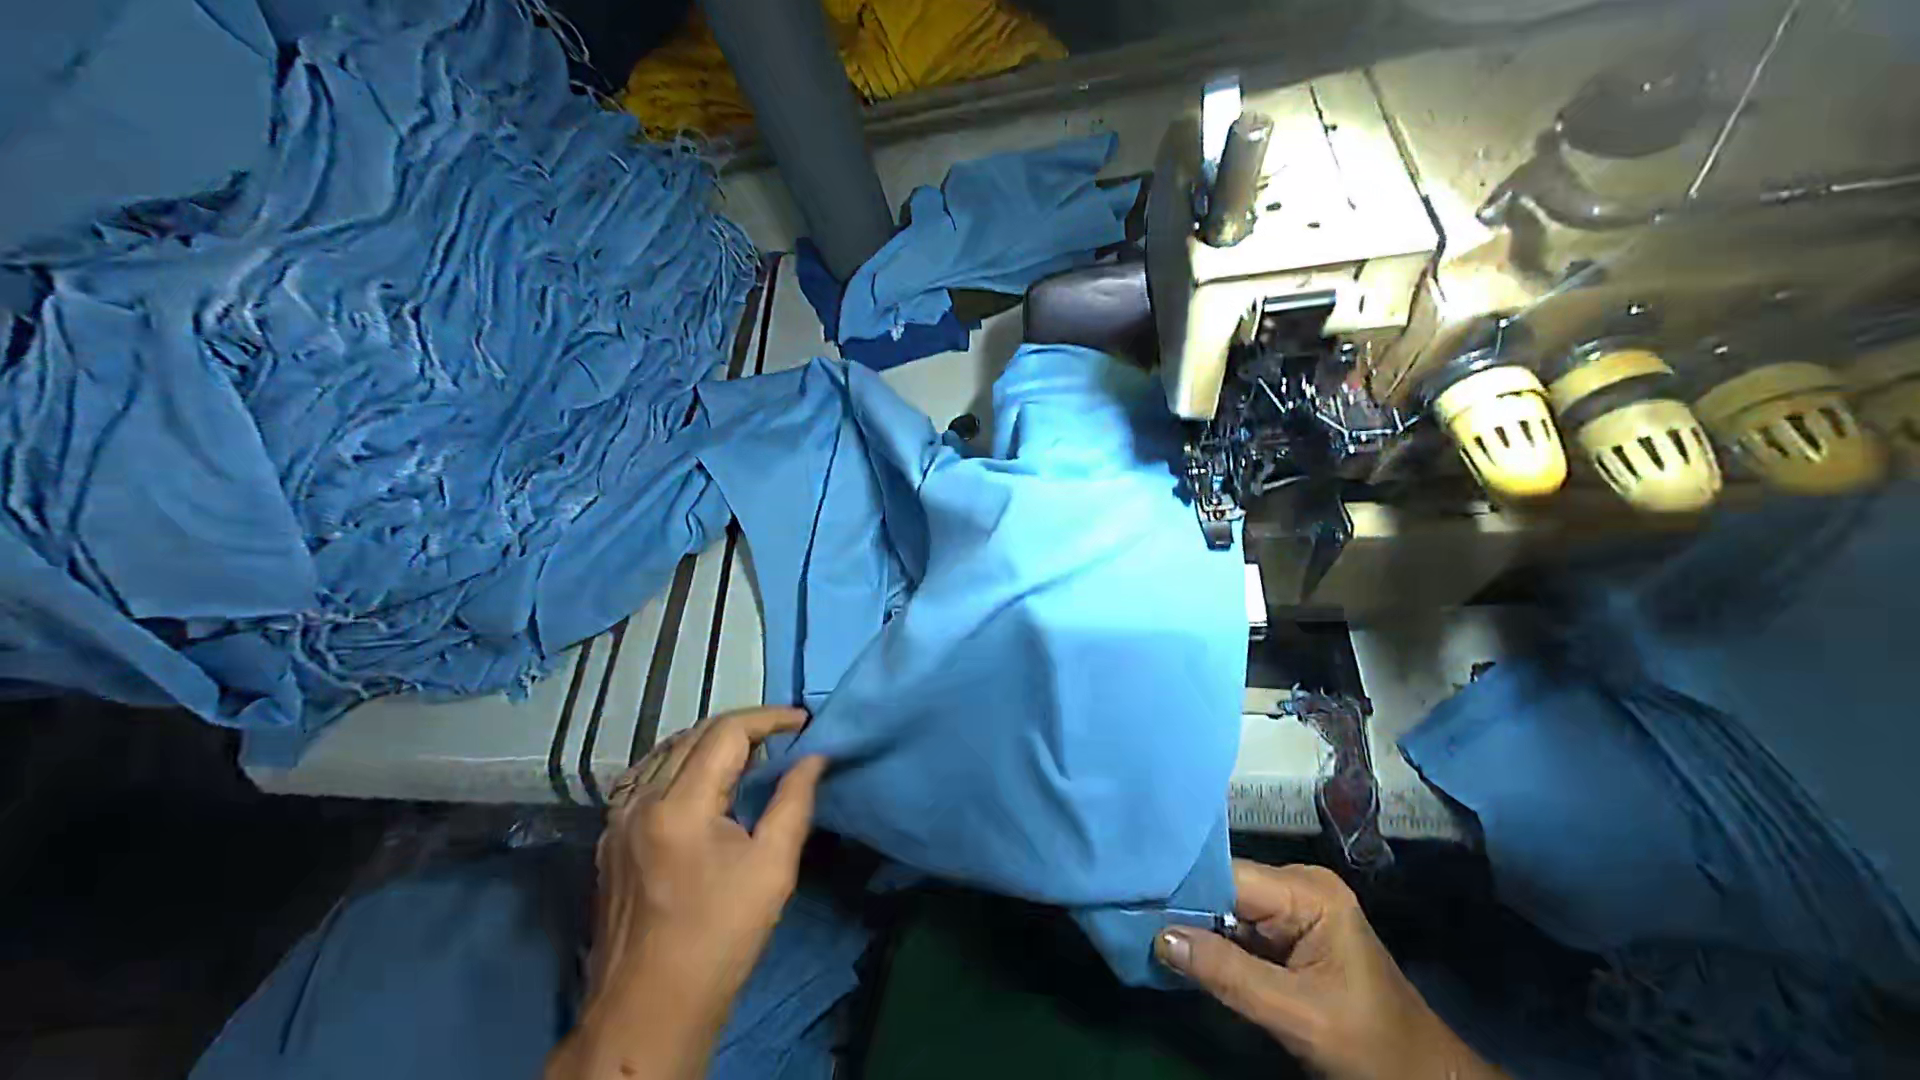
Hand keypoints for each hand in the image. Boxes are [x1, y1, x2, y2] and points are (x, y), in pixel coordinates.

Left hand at [547, 707, 827, 1079]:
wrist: (650, 1008)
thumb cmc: (720, 938)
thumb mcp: (772, 868)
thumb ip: (795, 801)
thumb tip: (814, 756)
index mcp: (679, 805)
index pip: (726, 732)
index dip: (768, 719)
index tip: (803, 722)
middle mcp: (640, 800)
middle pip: (695, 735)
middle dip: (744, 727)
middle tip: (784, 737)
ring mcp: (618, 819)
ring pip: (668, 752)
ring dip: (712, 743)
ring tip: (752, 754)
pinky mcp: (610, 838)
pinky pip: (649, 777)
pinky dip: (684, 764)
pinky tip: (707, 783)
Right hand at [1155, 860, 1504, 1079]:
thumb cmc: (1372, 1049)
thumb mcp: (1299, 1017)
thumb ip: (1229, 975)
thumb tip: (1159, 937)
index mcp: (1308, 891)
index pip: (1228, 876)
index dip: (1181, 888)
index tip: (1134, 896)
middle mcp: (1296, 885)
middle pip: (1222, 887)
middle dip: (1182, 907)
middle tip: (1130, 916)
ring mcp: (1290, 906)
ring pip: (1223, 906)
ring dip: (1191, 925)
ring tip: (1142, 928)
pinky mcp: (1284, 930)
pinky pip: (1234, 926)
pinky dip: (1208, 940)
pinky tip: (1177, 946)